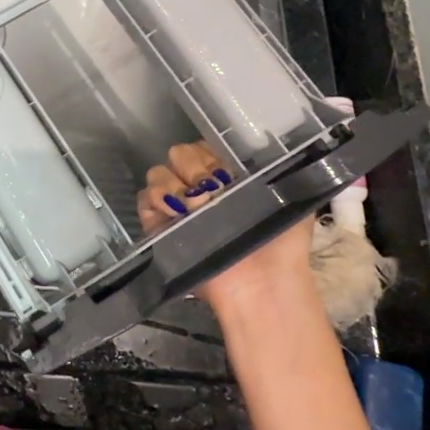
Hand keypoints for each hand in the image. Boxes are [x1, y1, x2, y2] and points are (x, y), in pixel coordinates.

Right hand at [136, 142, 315, 320]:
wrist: (260, 283)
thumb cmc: (279, 242)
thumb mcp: (285, 197)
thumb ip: (272, 169)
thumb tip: (256, 148)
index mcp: (226, 176)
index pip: (203, 146)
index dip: (210, 153)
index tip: (226, 171)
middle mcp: (198, 187)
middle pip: (178, 154)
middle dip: (193, 167)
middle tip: (212, 190)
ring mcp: (175, 206)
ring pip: (158, 173)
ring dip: (174, 185)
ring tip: (194, 207)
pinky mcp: (157, 227)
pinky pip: (144, 200)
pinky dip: (156, 202)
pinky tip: (175, 213)